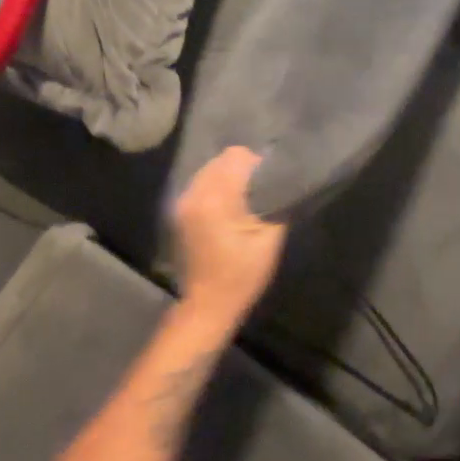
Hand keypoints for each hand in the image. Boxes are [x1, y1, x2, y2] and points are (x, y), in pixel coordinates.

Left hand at [171, 147, 286, 321]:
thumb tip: (280, 180)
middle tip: (260, 192)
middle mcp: (195, 193)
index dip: (258, 164)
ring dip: (228, 177)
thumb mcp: (268, 240)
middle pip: (222, 159)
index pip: (237, 157)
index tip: (270, 183)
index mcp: (217, 199)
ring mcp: (183, 201)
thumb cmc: (242, 275)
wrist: (208, 303)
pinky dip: (216, 187)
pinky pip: (201, 183)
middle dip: (243, 168)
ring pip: (210, 169)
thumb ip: (274, 204)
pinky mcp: (179, 210)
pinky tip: (227, 209)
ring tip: (244, 200)